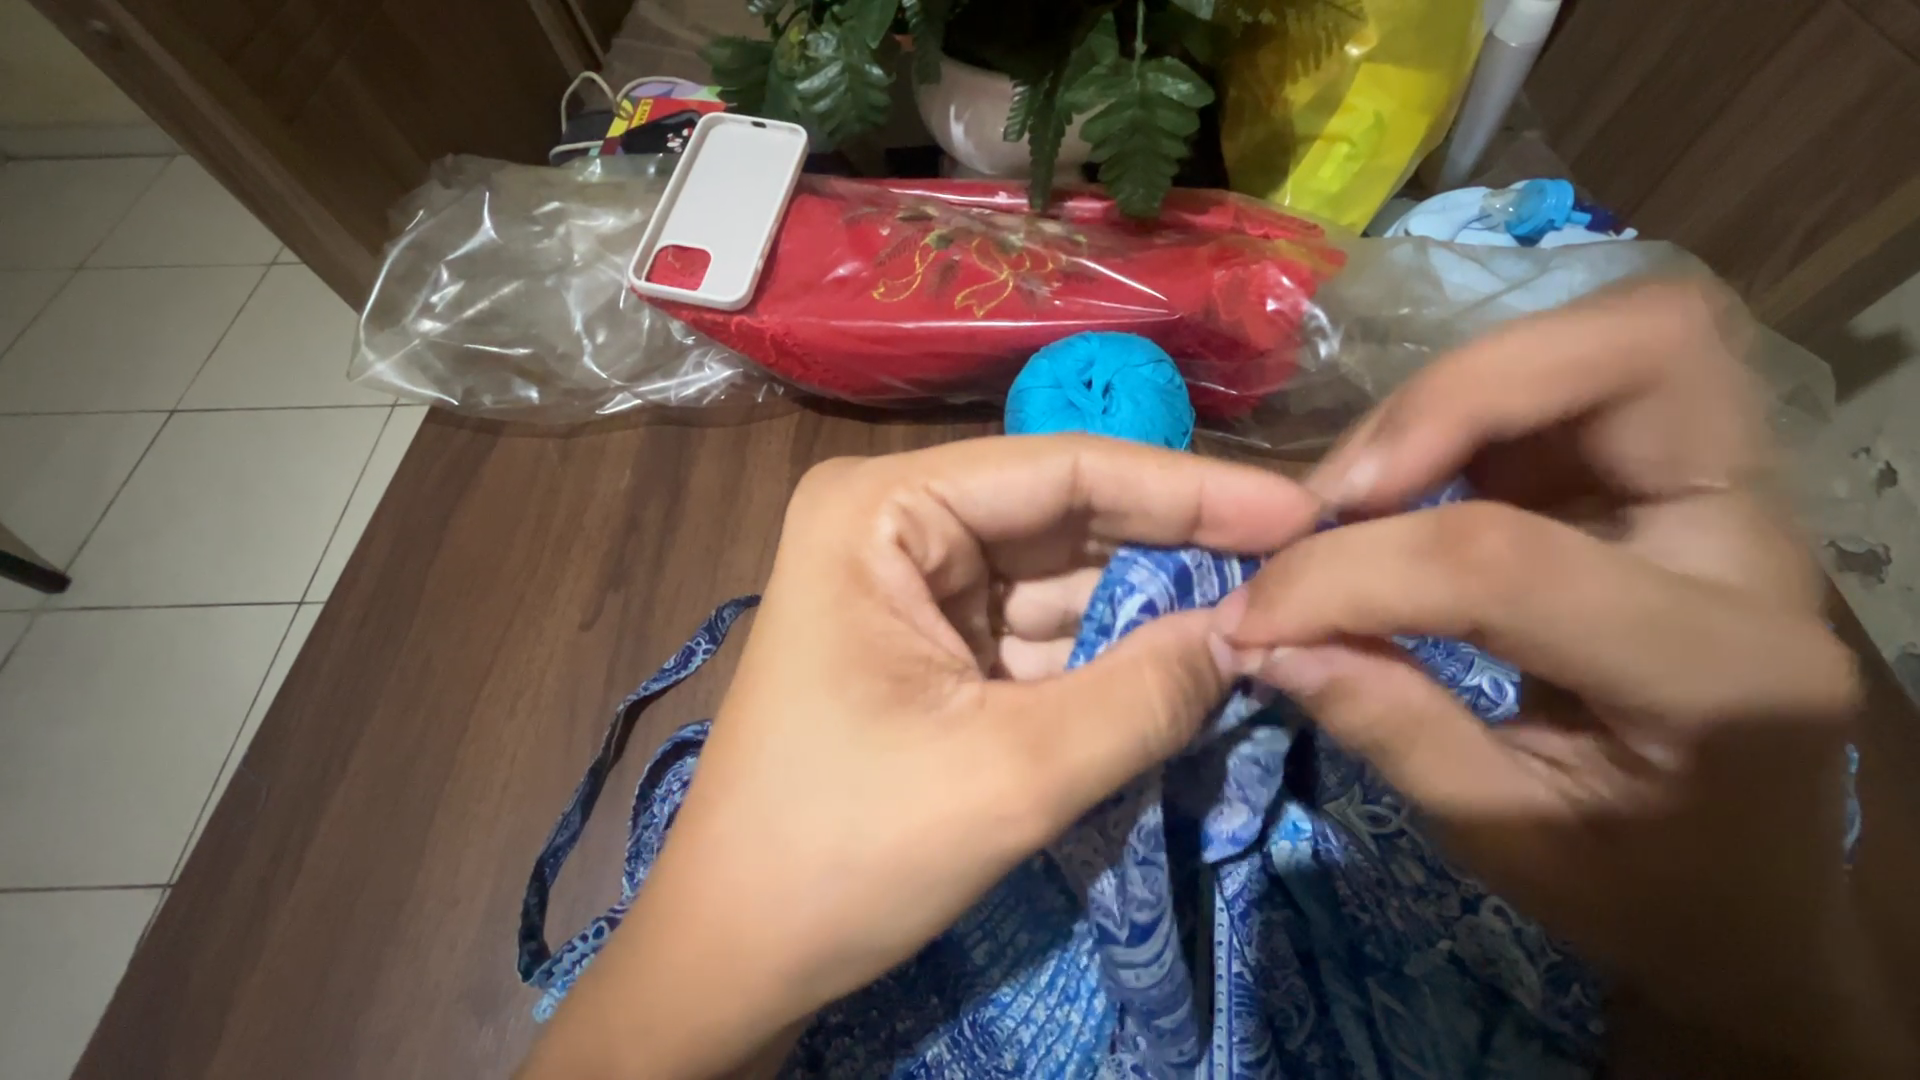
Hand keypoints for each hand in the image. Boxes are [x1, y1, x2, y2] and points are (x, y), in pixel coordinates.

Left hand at [524, 436, 1318, 1079]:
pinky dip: (1114, 649)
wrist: (738, 949)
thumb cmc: (845, 850)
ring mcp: (915, 584)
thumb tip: (1257, 630)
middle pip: (1067, 516)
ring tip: (1272, 611)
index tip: (1303, 510)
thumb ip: (1146, 695)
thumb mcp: (1012, 774)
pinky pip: (1042, 629)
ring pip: (1063, 576)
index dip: (1190, 488)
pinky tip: (1195, 656)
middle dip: (1179, 547)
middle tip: (1303, 563)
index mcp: (883, 509)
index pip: (1061, 470)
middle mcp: (896, 523)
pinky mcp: (935, 644)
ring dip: (1156, 603)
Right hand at [1215, 282, 1911, 1073]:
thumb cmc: (1639, 889)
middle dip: (1454, 397)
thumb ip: (1381, 721)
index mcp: (1719, 674)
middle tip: (1340, 493)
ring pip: (1605, 344)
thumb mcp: (1498, 835)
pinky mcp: (1666, 484)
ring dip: (1447, 400)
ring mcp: (1721, 499)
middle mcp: (1750, 549)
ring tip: (1353, 494)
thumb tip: (1257, 635)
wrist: (1754, 897)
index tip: (1253, 614)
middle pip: (1640, 353)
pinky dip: (1456, 418)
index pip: (1502, 560)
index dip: (1347, 573)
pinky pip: (1564, 390)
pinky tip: (1395, 490)